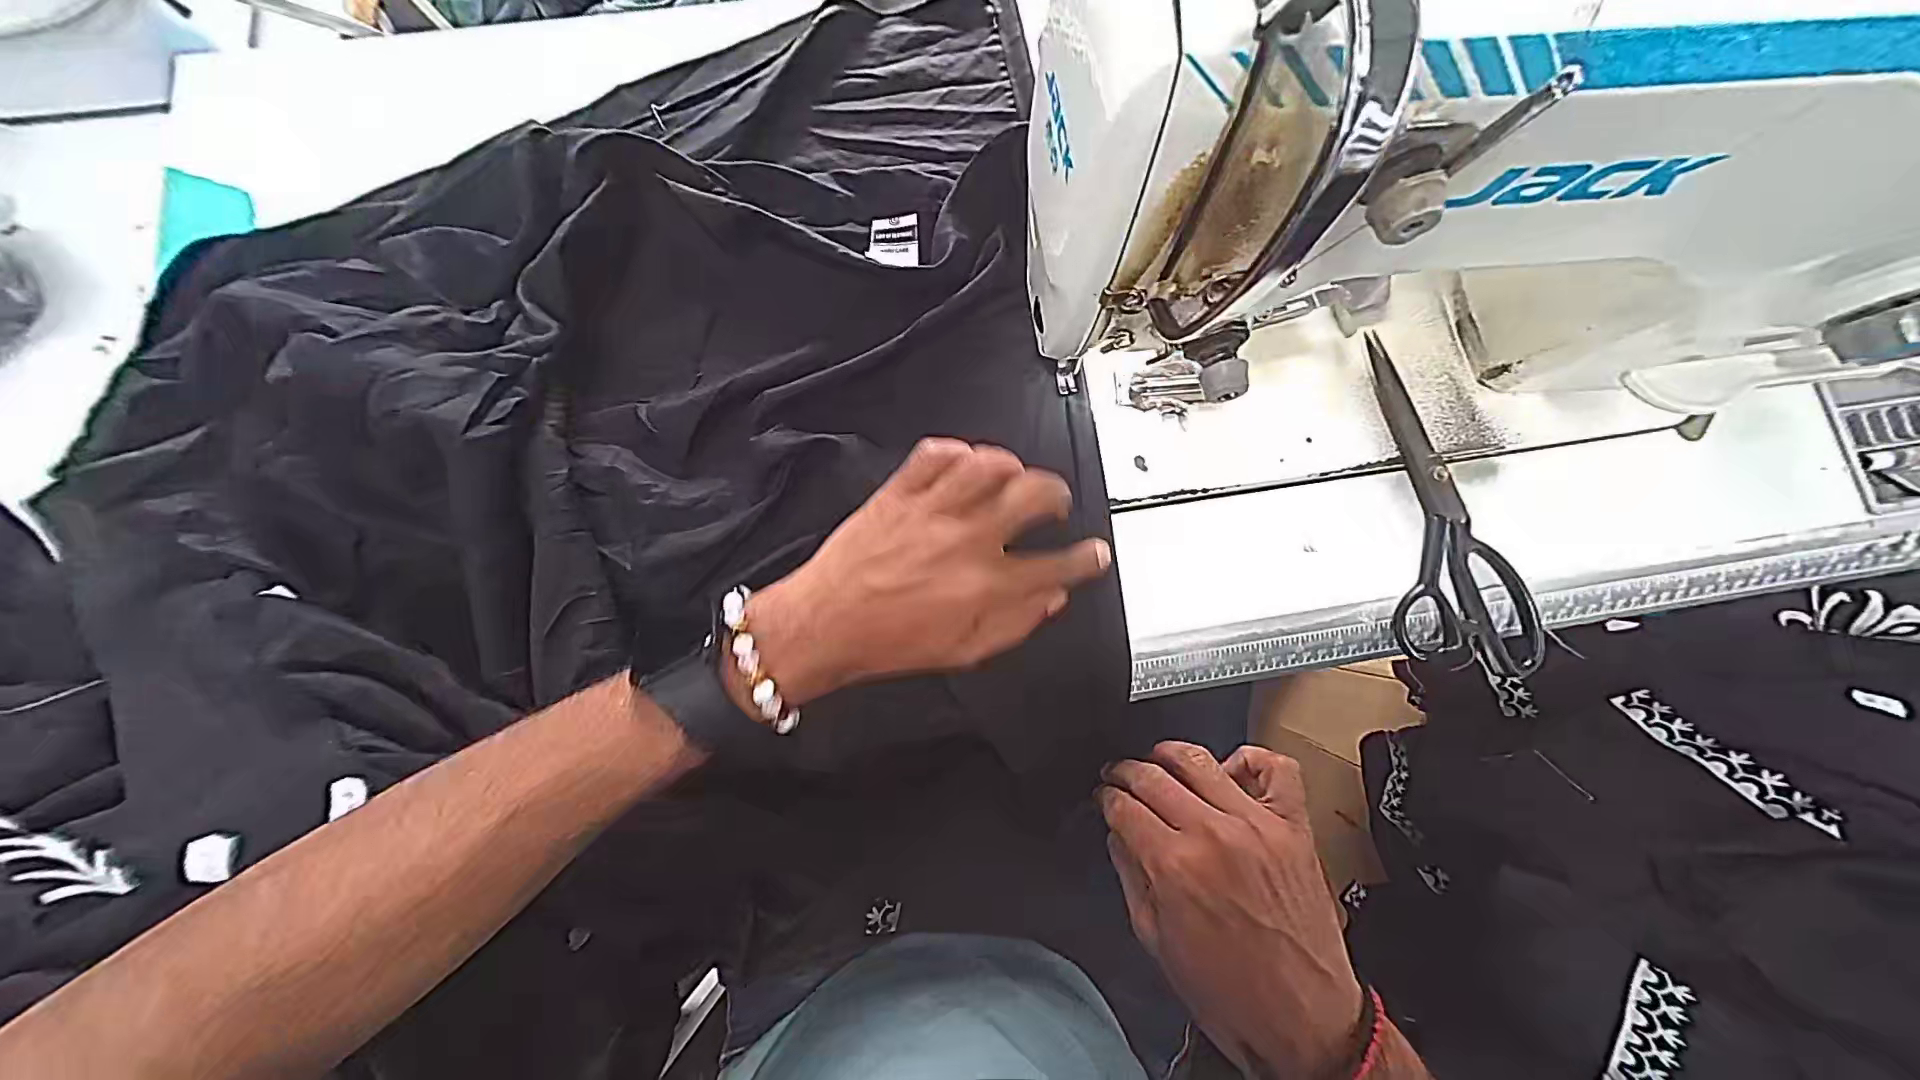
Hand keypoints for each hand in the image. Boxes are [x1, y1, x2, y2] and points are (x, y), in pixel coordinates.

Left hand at [745, 438, 1110, 702]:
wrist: (824, 623)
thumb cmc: (885, 641)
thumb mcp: (963, 650)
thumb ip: (1015, 623)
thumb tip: (1048, 601)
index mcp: (984, 584)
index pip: (1057, 564)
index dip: (1087, 559)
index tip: (1093, 554)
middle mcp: (964, 540)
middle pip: (1032, 495)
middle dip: (1058, 495)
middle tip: (1056, 503)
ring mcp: (931, 510)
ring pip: (988, 464)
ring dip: (1011, 466)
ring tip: (1014, 477)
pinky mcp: (898, 493)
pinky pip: (935, 454)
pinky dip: (957, 451)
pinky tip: (963, 464)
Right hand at [1099, 742, 1364, 1078]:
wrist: (1305, 1022)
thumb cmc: (1234, 994)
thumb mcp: (1156, 940)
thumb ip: (1130, 875)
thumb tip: (1117, 834)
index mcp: (1174, 867)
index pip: (1122, 804)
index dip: (1105, 797)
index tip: (1104, 797)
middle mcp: (1213, 836)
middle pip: (1150, 774)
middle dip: (1124, 771)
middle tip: (1119, 777)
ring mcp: (1257, 826)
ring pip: (1199, 758)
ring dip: (1167, 754)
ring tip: (1159, 762)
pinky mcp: (1293, 828)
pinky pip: (1274, 767)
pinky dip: (1248, 758)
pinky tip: (1229, 771)